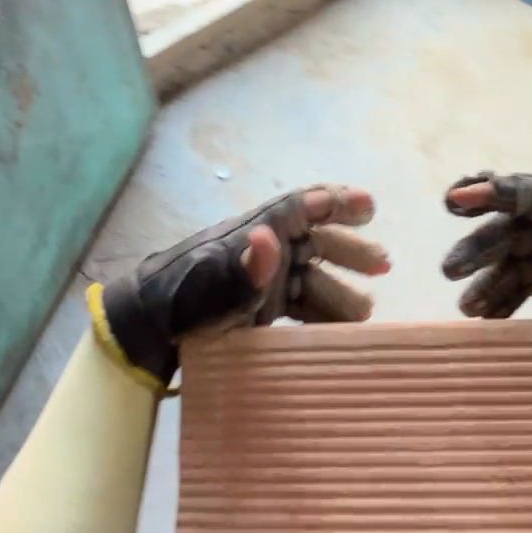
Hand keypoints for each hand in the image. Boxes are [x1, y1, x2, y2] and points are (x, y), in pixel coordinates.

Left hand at [100, 185, 387, 384]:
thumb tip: (269, 236)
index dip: (335, 202)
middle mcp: (263, 252)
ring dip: (343, 287)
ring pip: (314, 276)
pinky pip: (303, 306)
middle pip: (315, 240)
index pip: (299, 208)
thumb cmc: (179, 299)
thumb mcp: (209, 286)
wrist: (148, 330)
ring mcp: (264, 282)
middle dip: (349, 247)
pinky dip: (324, 315)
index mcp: (252, 233)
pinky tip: (343, 330)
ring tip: (366, 308)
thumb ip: (243, 269)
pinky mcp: (262, 309)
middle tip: (383, 263)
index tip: (370, 205)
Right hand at [440, 172, 531, 363]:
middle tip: (449, 270)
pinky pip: (515, 289)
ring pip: (504, 262)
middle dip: (476, 246)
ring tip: (467, 308)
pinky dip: (498, 303)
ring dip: (482, 281)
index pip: (523, 193)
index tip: (456, 199)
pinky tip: (483, 320)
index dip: (489, 193)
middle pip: (504, 229)